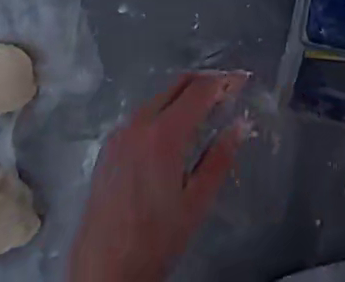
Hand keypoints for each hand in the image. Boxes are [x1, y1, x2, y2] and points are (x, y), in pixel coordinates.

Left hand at [68, 71, 249, 281]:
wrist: (101, 276)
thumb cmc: (155, 241)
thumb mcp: (196, 203)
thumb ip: (220, 158)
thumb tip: (240, 124)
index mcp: (164, 134)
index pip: (200, 90)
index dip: (225, 81)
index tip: (243, 81)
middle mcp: (138, 124)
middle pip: (177, 85)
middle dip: (205, 82)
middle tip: (228, 91)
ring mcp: (119, 135)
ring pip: (158, 97)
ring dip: (183, 95)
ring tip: (205, 110)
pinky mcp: (107, 149)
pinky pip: (141, 115)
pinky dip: (163, 110)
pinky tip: (173, 131)